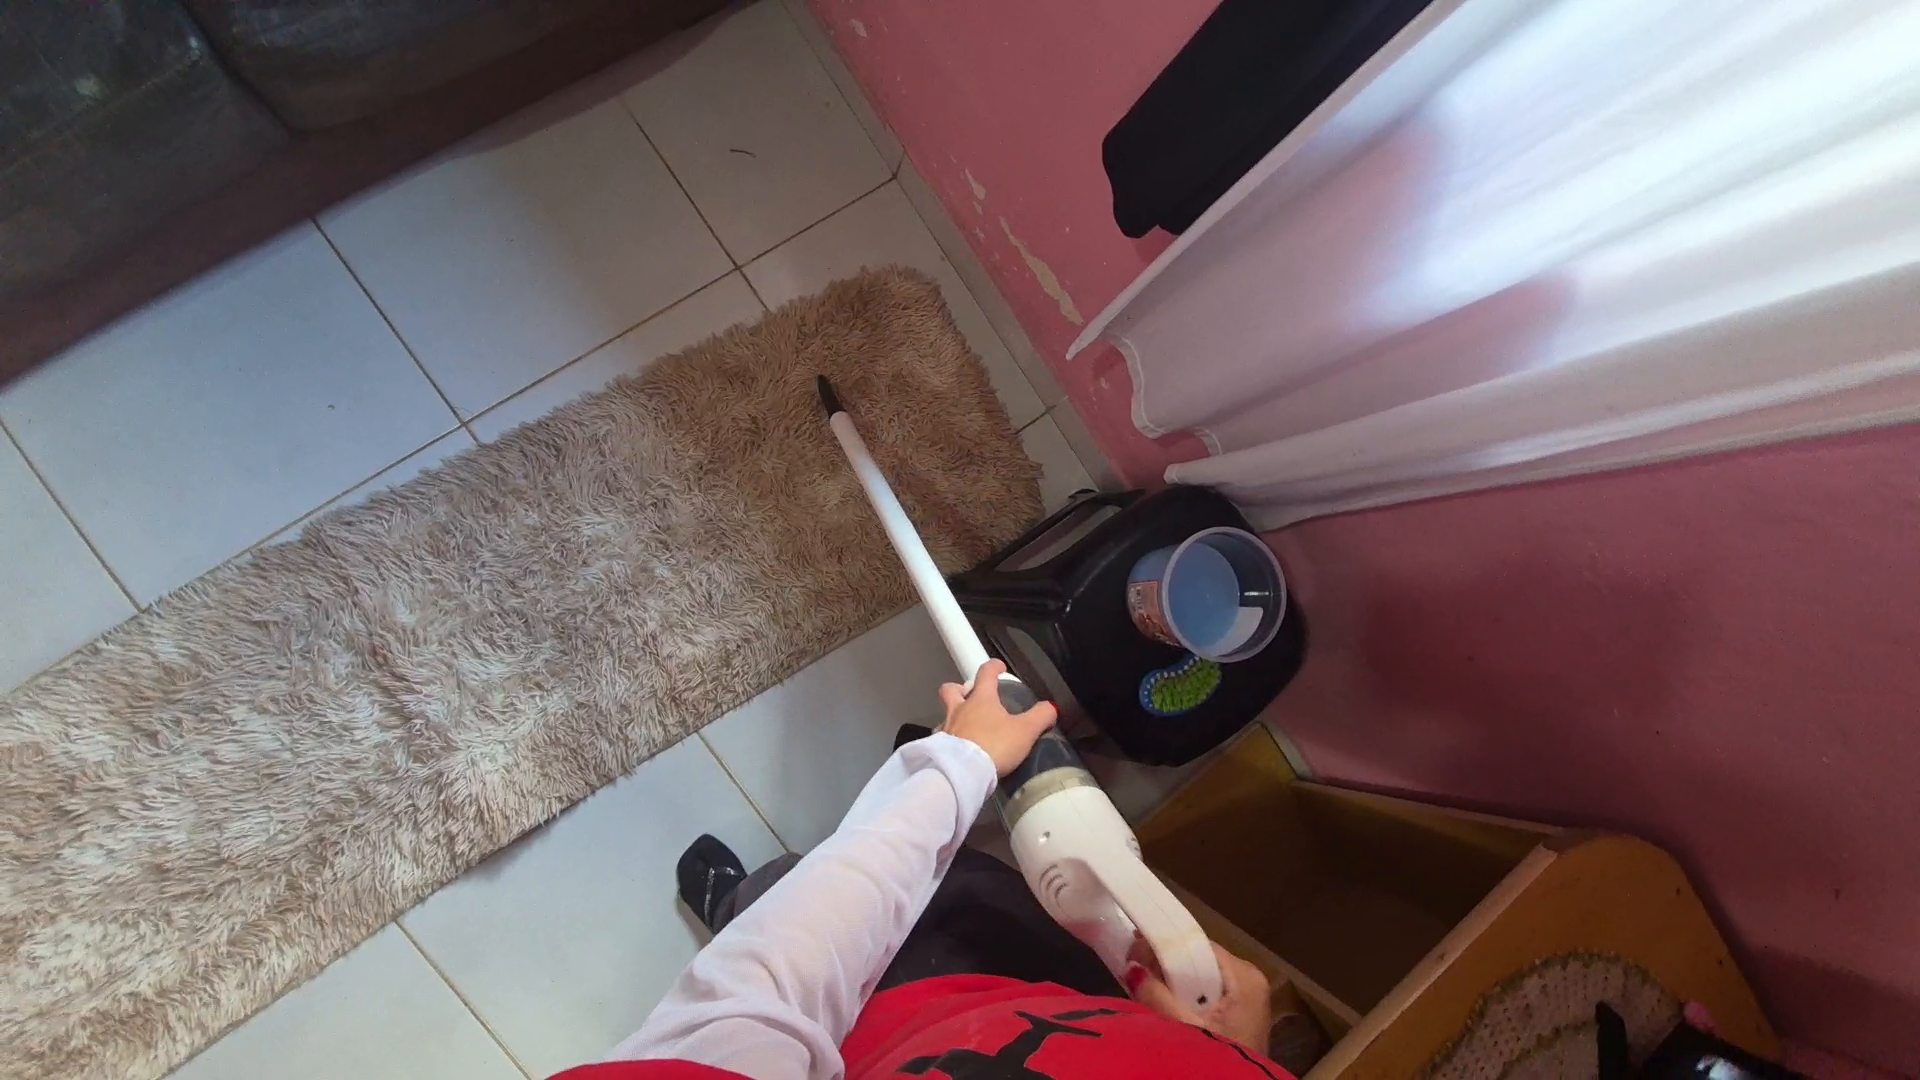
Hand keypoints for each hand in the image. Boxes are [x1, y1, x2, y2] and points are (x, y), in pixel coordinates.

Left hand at [938, 660, 1058, 775]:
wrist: (963, 773)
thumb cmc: (995, 745)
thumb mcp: (1025, 731)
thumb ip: (1040, 717)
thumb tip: (1051, 707)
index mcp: (981, 698)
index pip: (985, 673)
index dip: (993, 667)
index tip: (999, 667)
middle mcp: (960, 708)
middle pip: (951, 689)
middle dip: (960, 688)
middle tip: (971, 695)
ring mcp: (947, 727)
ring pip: (946, 714)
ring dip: (956, 716)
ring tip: (968, 727)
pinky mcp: (939, 748)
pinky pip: (944, 737)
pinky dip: (951, 739)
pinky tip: (961, 749)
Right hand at [1126, 942, 1272, 1053]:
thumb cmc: (1219, 1064)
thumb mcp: (1184, 1028)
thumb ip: (1156, 995)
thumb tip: (1130, 966)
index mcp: (1245, 977)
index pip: (1197, 944)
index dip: (1164, 945)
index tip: (1133, 947)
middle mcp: (1249, 980)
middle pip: (1198, 957)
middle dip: (1165, 963)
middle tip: (1133, 966)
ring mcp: (1247, 997)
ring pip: (1200, 974)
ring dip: (1172, 980)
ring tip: (1143, 983)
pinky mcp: (1240, 1014)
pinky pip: (1207, 991)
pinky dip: (1185, 994)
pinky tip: (1164, 1001)